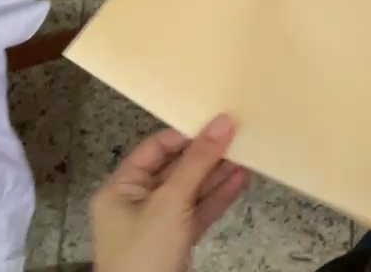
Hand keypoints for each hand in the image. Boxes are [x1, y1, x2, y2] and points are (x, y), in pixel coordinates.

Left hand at [91, 114, 251, 271]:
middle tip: (240, 134)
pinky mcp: (176, 242)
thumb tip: (224, 120)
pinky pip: (199, 211)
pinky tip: (242, 181)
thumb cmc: (146, 252)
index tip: (219, 120)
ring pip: (192, 189)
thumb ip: (198, 160)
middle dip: (208, 154)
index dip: (187, 133)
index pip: (157, 148)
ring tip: (248, 154)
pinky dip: (219, 197)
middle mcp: (137, 202)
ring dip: (219, 174)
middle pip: (177, 167)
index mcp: (122, 188)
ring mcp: (158, 224)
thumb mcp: (171, 202)